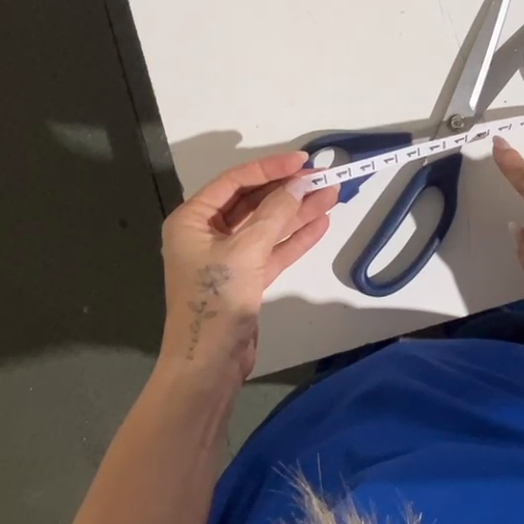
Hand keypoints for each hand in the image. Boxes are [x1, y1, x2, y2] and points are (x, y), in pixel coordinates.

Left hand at [160, 151, 338, 382]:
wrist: (209, 363)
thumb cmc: (216, 299)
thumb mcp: (245, 251)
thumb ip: (275, 214)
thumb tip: (299, 184)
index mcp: (192, 220)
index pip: (235, 182)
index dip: (270, 168)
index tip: (302, 161)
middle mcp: (206, 233)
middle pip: (252, 202)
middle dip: (288, 191)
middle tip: (323, 178)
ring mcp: (227, 257)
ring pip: (267, 226)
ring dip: (297, 213)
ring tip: (331, 196)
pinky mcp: (245, 279)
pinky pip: (272, 250)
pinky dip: (294, 238)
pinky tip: (320, 224)